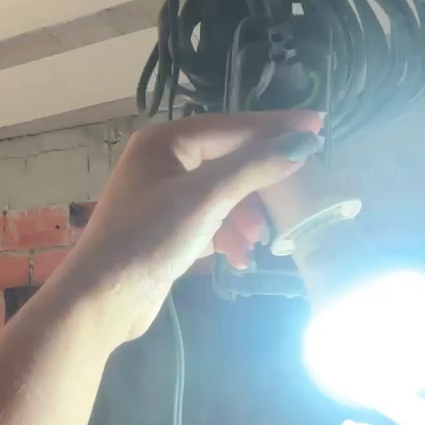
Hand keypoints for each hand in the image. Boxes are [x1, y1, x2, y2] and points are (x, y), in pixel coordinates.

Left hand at [51, 111, 323, 340]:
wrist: (104, 298)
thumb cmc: (149, 238)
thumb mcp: (207, 198)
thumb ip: (255, 167)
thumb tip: (304, 143)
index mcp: (164, 141)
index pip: (232, 126)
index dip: (277, 127)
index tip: (320, 126)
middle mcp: (161, 163)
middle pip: (229, 162)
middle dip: (259, 187)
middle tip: (295, 199)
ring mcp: (162, 198)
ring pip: (222, 196)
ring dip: (245, 219)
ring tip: (259, 242)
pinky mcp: (166, 231)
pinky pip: (209, 223)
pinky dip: (227, 237)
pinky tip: (241, 259)